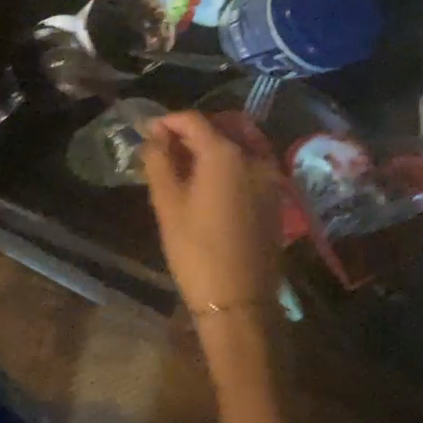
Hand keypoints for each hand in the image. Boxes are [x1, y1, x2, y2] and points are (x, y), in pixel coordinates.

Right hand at [142, 111, 286, 311]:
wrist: (240, 302)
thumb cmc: (196, 250)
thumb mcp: (167, 203)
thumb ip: (158, 160)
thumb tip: (154, 135)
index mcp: (225, 154)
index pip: (193, 120)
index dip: (167, 121)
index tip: (147, 131)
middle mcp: (253, 158)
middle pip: (218, 130)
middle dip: (189, 134)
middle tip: (163, 149)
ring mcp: (269, 179)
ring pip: (236, 148)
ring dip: (209, 149)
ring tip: (184, 167)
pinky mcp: (275, 199)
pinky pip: (248, 167)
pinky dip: (227, 166)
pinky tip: (208, 185)